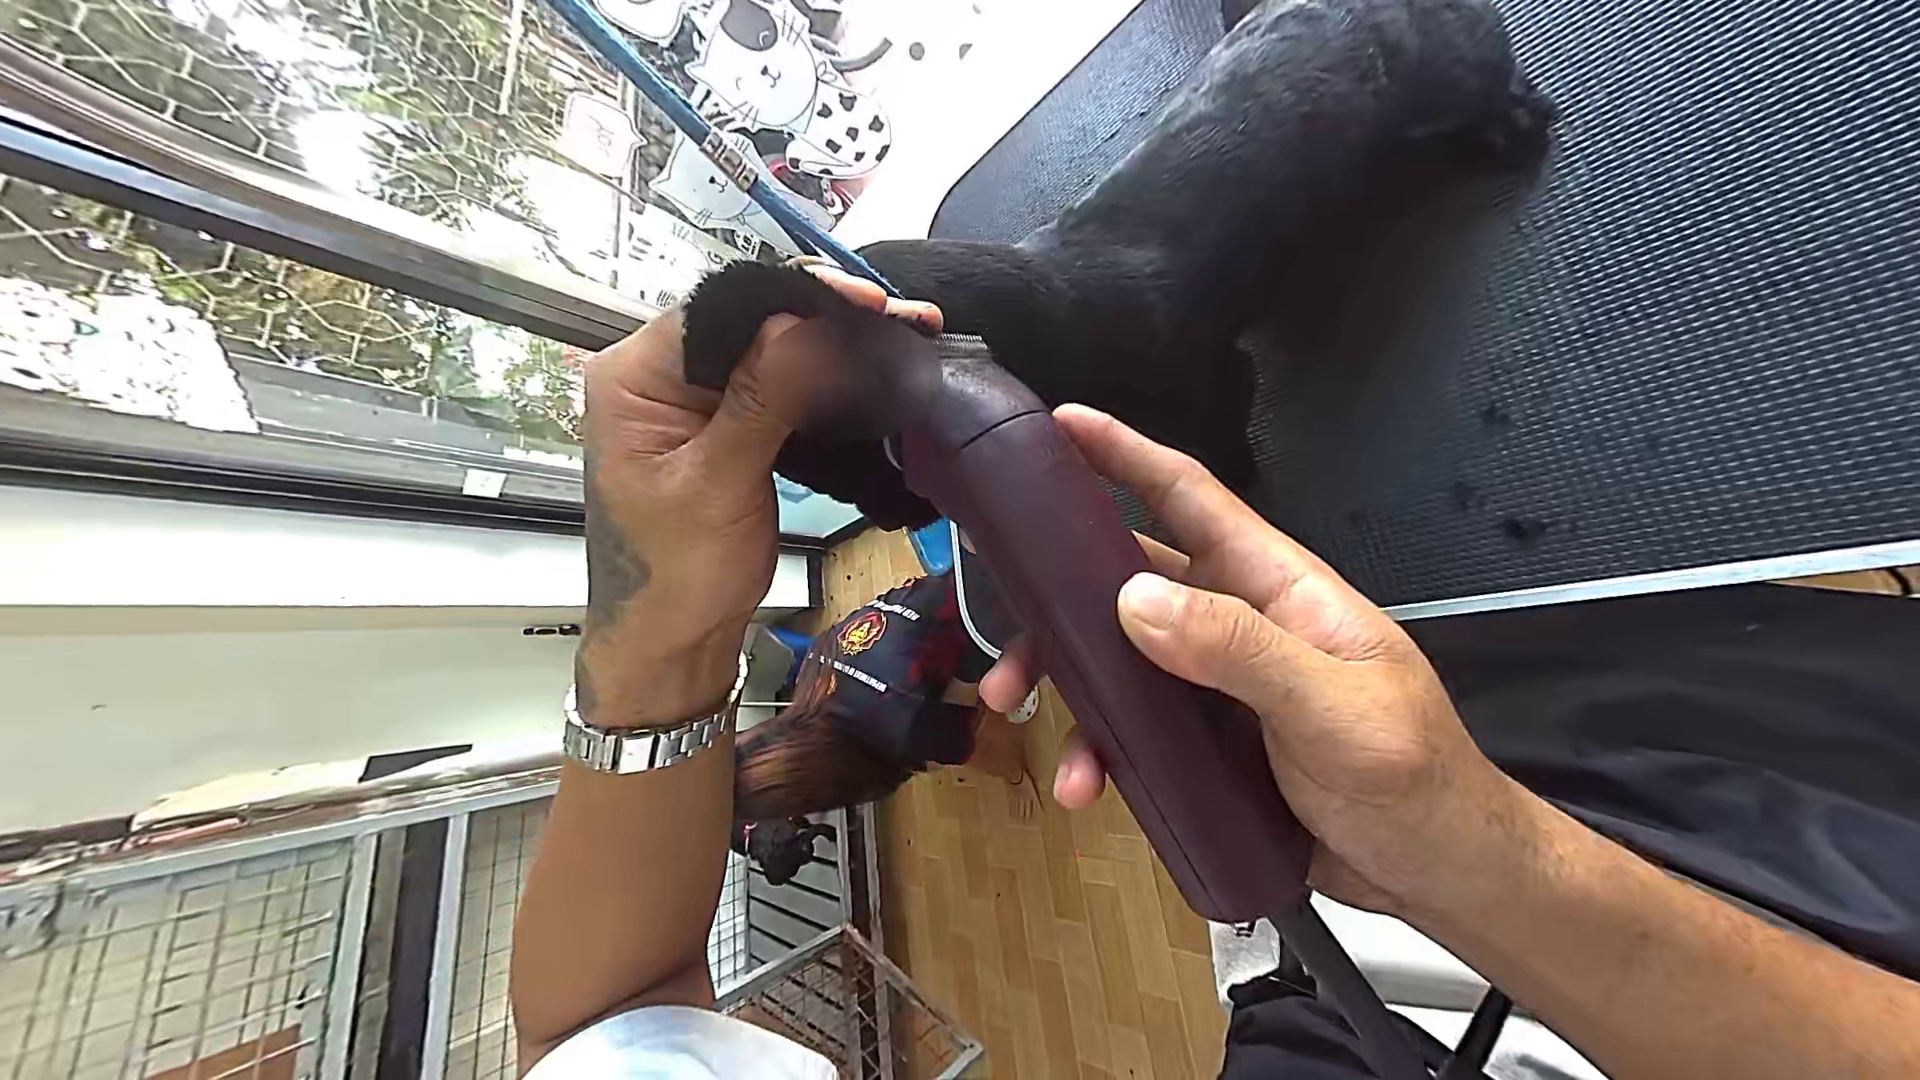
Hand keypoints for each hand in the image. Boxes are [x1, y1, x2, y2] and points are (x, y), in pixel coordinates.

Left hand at [575, 267, 939, 728]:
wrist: (678, 635)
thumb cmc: (677, 572)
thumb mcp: (717, 483)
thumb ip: (759, 401)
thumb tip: (803, 325)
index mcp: (635, 377)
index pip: (720, 310)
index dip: (795, 298)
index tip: (865, 302)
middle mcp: (662, 377)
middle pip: (749, 325)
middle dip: (822, 319)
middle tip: (896, 317)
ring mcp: (698, 404)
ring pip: (769, 355)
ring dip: (828, 349)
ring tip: (893, 337)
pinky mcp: (729, 429)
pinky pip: (777, 391)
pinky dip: (819, 384)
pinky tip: (861, 374)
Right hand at [979, 405, 1529, 918]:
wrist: (1435, 876)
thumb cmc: (1414, 780)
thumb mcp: (1338, 712)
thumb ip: (1242, 649)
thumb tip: (1133, 599)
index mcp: (1267, 583)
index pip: (1186, 496)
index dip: (1125, 453)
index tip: (1062, 425)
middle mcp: (1223, 616)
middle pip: (1118, 575)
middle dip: (1054, 589)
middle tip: (999, 606)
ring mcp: (1200, 676)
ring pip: (1106, 652)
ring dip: (1058, 674)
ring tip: (1013, 702)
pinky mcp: (1188, 732)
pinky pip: (1121, 722)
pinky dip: (1092, 746)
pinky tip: (1082, 784)